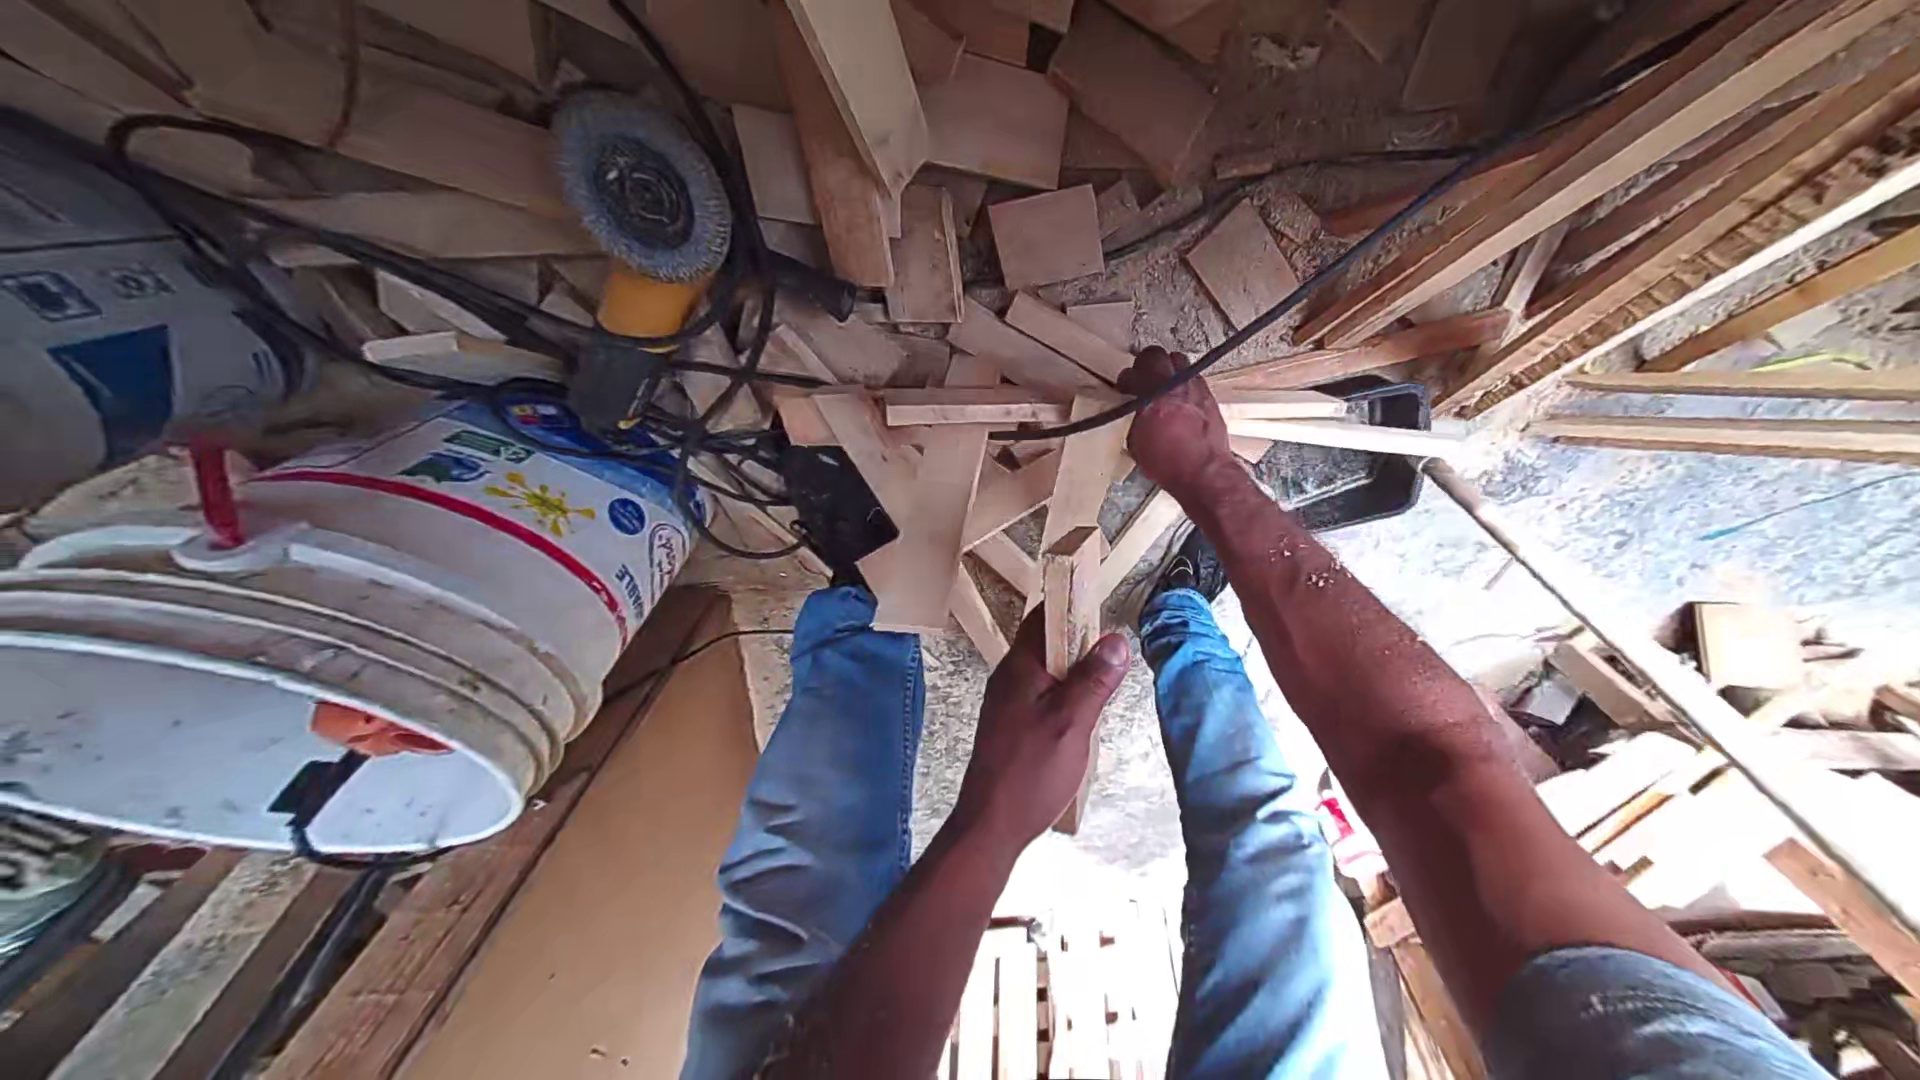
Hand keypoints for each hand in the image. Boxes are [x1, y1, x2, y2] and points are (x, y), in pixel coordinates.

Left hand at [951, 611, 1129, 847]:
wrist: (992, 822)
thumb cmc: (1032, 770)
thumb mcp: (1072, 721)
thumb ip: (1094, 679)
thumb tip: (1116, 639)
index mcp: (1019, 666)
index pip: (1043, 617)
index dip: (1071, 606)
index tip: (1103, 608)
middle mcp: (1009, 676)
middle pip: (1046, 642)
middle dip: (1080, 642)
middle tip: (1114, 654)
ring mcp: (1008, 701)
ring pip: (1046, 670)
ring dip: (1075, 671)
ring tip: (1105, 684)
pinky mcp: (1012, 723)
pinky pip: (1042, 693)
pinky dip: (1065, 694)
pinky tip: (1083, 713)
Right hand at [1118, 347, 1237, 499]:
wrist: (1203, 473)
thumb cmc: (1170, 463)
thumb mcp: (1135, 442)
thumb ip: (1131, 416)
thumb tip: (1129, 408)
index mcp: (1150, 397)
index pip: (1132, 372)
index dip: (1126, 379)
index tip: (1124, 387)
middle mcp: (1173, 386)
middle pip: (1155, 355)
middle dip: (1145, 365)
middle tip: (1141, 377)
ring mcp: (1194, 387)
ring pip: (1178, 359)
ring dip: (1167, 368)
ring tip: (1162, 384)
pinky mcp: (1208, 394)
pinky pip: (1194, 375)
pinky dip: (1184, 381)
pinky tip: (1179, 396)